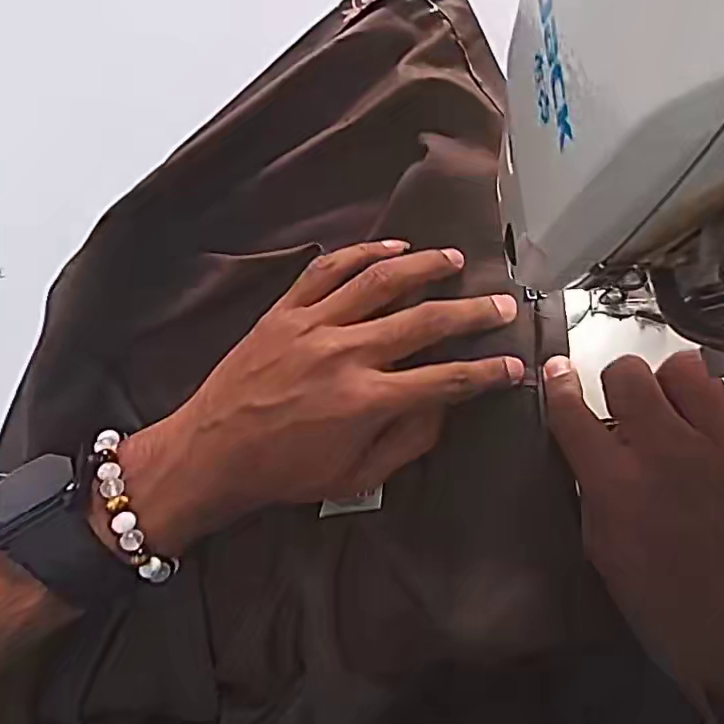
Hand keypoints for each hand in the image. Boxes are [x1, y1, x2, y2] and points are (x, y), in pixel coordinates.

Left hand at [104, 240, 524, 553]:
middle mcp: (346, 354)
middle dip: (473, 312)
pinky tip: (390, 248)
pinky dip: (362, 254)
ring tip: (454, 261)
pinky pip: (328, 270)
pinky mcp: (285, 312)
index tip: (512, 365)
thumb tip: (444, 408)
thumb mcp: (355, 476)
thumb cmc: (284, 472)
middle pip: (426, 320)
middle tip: (501, 304)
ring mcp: (313, 326)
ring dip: (424, 267)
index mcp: (367, 401)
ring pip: (380, 281)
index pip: (446, 379)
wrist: (211, 453)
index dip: (487, 371)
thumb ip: (407, 442)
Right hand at [542, 351, 723, 723]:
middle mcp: (670, 455)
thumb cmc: (679, 614)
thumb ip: (593, 492)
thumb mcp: (606, 555)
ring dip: (676, 387)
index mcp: (617, 485)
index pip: (571, 409)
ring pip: (688, 368)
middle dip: (621, 385)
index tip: (561, 376)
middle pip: (628, 373)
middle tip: (630, 405)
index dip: (560, 386)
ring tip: (684, 413)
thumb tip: (588, 451)